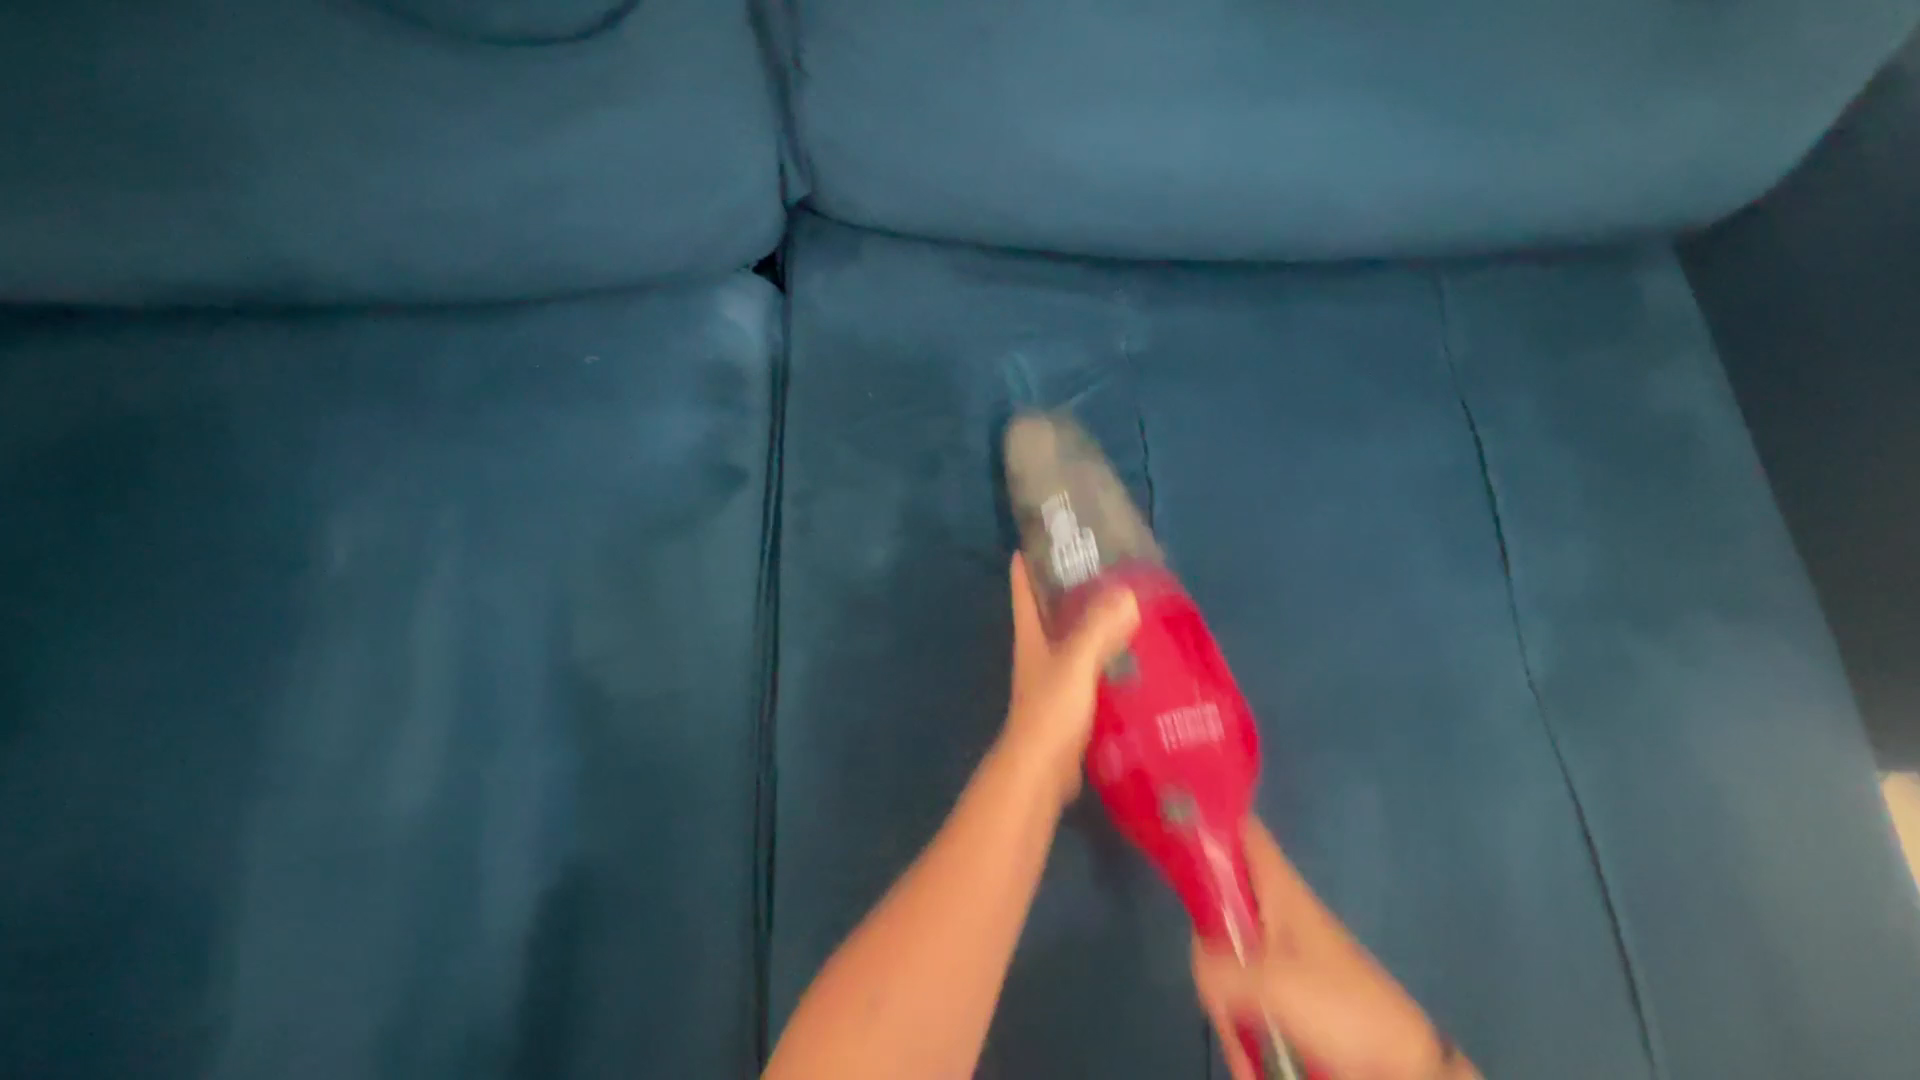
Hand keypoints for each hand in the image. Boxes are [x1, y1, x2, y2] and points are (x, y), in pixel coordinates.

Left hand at [999, 553, 1138, 808]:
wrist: (1041, 773)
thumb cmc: (1050, 712)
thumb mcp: (1075, 663)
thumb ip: (1097, 628)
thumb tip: (1127, 592)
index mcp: (1031, 635)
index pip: (1025, 586)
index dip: (1032, 558)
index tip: (1054, 534)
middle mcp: (1038, 652)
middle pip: (1051, 610)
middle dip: (1074, 587)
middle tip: (1112, 567)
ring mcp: (1053, 680)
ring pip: (1074, 640)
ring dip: (1096, 624)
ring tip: (1133, 606)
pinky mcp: (1071, 705)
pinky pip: (1092, 671)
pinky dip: (1109, 659)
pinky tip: (1137, 657)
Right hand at [1193, 819, 1467, 1079]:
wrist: (1402, 1071)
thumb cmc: (1345, 1009)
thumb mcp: (1277, 984)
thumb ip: (1223, 968)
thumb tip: (1198, 964)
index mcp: (1280, 891)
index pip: (1242, 832)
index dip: (1208, 818)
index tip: (1168, 819)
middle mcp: (1274, 917)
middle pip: (1215, 903)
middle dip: (1206, 945)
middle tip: (1216, 979)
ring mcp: (1277, 959)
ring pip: (1222, 959)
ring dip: (1223, 1001)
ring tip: (1244, 1036)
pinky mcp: (1282, 999)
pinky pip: (1240, 1001)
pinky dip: (1239, 1029)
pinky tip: (1251, 1056)